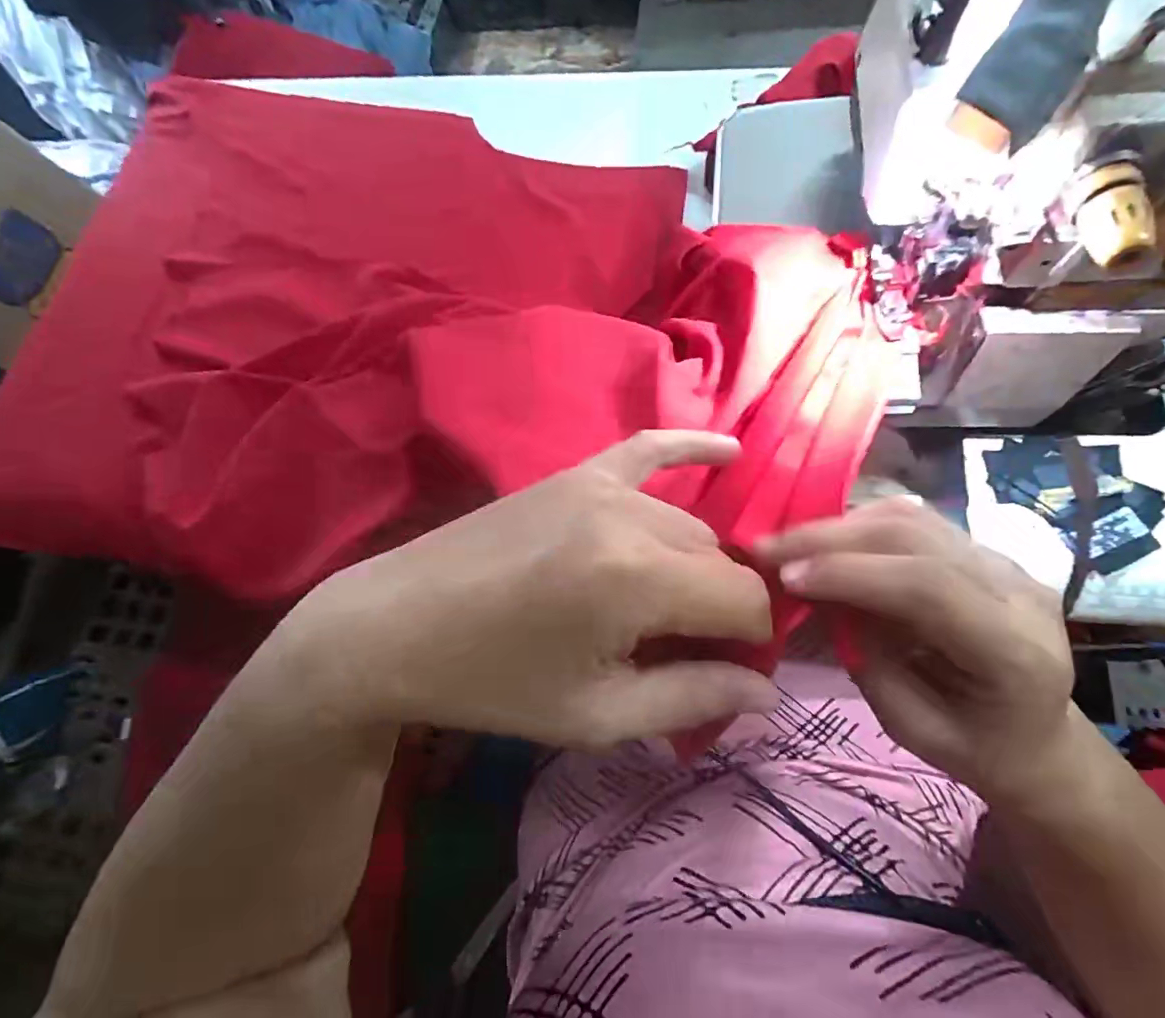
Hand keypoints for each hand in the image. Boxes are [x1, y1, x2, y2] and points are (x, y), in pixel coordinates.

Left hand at [257, 430, 778, 750]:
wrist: (395, 626)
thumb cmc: (492, 684)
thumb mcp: (595, 715)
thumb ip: (692, 700)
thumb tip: (769, 693)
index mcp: (637, 578)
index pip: (744, 600)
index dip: (750, 642)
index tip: (727, 674)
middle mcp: (629, 516)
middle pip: (718, 561)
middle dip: (720, 610)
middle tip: (688, 654)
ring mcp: (599, 483)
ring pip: (689, 524)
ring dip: (695, 568)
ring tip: (662, 612)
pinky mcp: (574, 472)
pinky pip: (647, 448)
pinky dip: (691, 448)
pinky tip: (731, 450)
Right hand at [757, 497, 1087, 809]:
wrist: (1035, 737)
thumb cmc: (972, 748)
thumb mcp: (909, 726)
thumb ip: (867, 657)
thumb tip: (817, 594)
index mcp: (1013, 649)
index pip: (926, 586)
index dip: (850, 573)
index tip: (785, 578)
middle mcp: (1018, 590)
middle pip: (915, 536)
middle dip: (831, 537)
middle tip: (767, 548)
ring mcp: (1006, 561)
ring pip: (913, 518)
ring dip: (841, 524)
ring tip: (790, 541)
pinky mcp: (985, 549)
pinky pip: (917, 521)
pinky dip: (862, 524)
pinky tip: (827, 539)